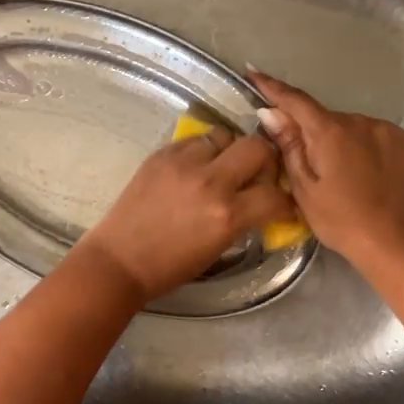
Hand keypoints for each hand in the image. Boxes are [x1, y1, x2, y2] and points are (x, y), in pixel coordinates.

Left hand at [72, 127, 296, 301]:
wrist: (120, 261)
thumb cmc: (170, 267)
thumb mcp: (218, 247)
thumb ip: (242, 219)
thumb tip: (260, 201)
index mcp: (227, 215)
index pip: (274, 195)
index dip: (284, 200)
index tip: (280, 204)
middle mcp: (210, 182)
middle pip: (257, 147)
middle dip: (264, 161)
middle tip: (256, 174)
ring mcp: (184, 163)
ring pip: (225, 135)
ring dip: (231, 150)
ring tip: (222, 167)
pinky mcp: (162, 154)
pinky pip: (195, 140)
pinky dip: (202, 151)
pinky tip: (194, 169)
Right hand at [250, 73, 403, 265]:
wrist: (391, 241)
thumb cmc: (340, 220)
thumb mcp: (304, 189)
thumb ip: (289, 147)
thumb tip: (270, 113)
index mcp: (329, 132)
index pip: (295, 100)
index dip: (273, 87)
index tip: (253, 72)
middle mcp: (358, 121)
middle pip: (325, 118)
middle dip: (311, 132)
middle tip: (307, 164)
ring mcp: (385, 129)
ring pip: (350, 127)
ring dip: (339, 141)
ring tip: (340, 176)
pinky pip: (373, 135)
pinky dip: (363, 147)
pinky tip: (364, 173)